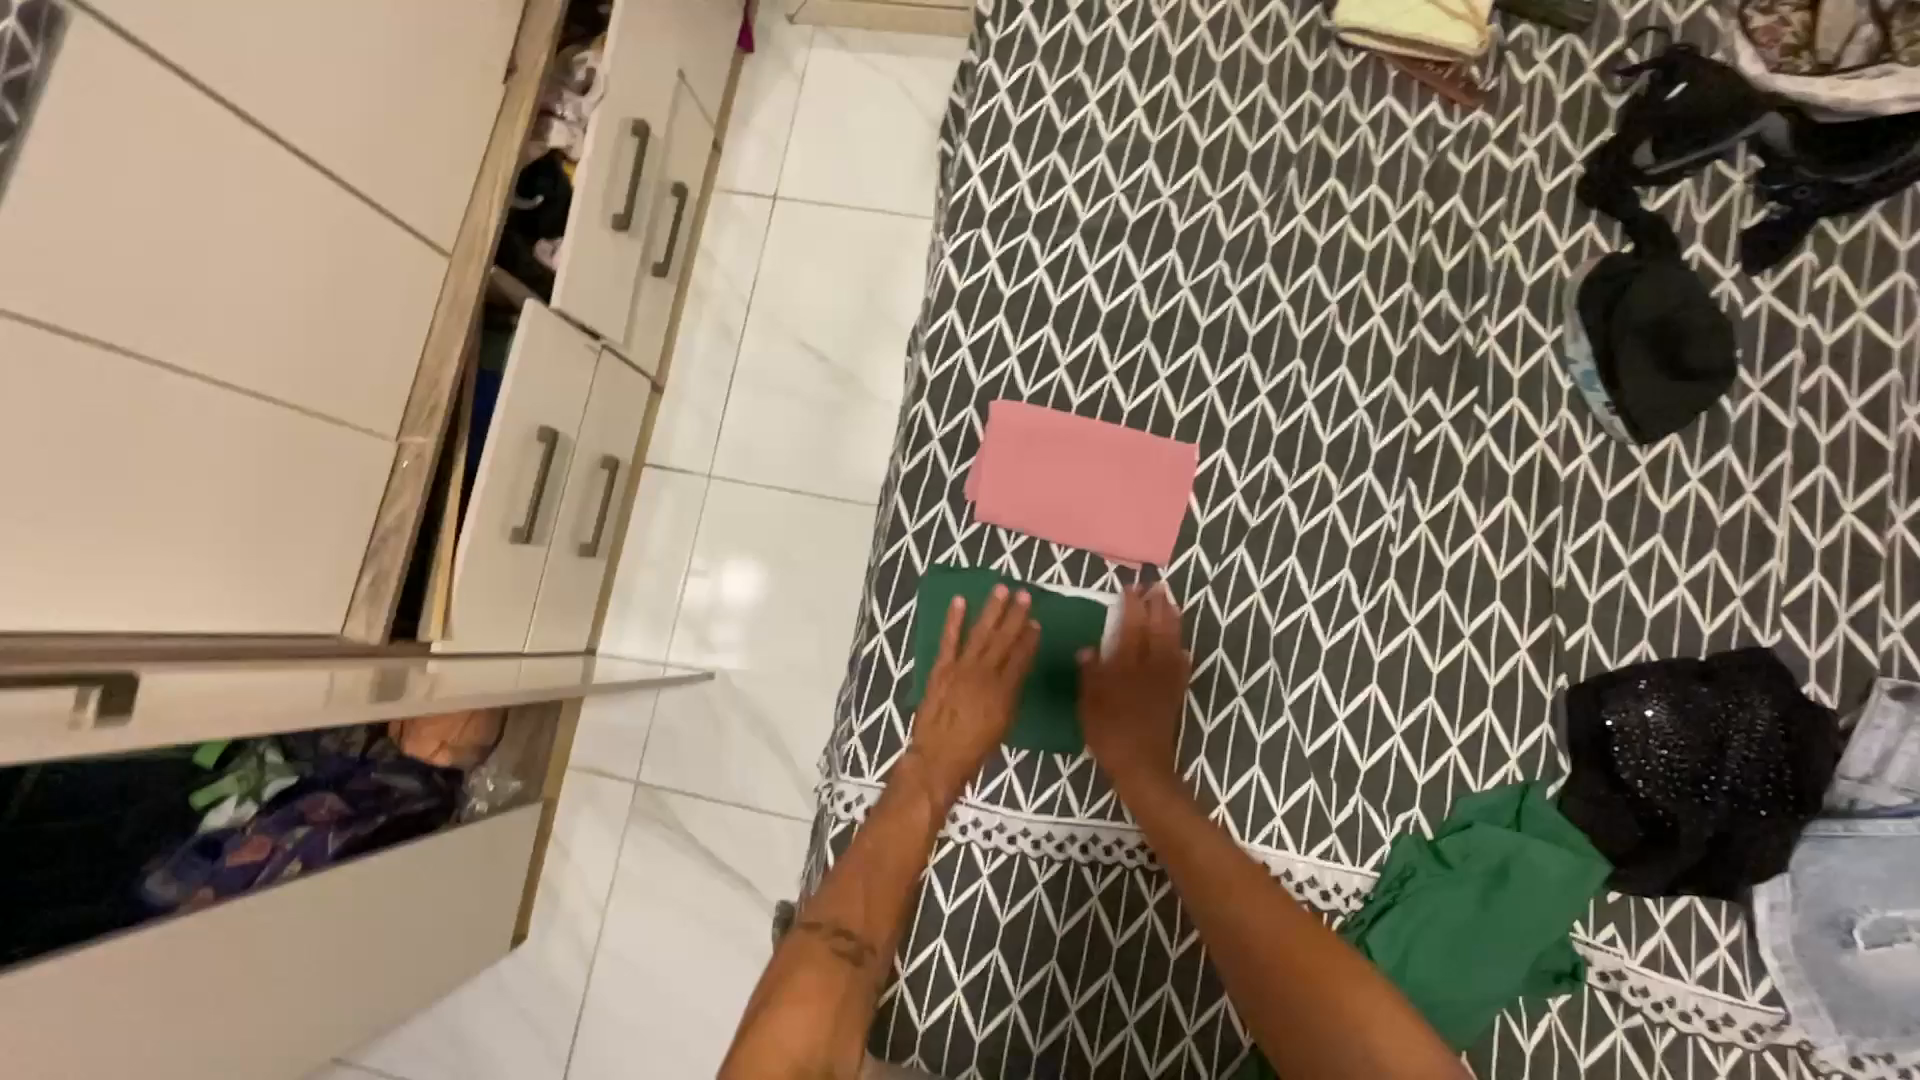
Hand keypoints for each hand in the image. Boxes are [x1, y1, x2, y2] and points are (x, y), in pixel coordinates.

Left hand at [902, 585, 1039, 807]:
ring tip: (1001, 589)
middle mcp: (985, 673)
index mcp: (1005, 690)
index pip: (1021, 657)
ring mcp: (961, 668)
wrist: (939, 756)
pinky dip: (954, 620)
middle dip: (1015, 616)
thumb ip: (1010, 696)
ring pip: (980, 633)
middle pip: (1004, 639)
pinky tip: (960, 601)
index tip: (1036, 622)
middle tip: (1024, 594)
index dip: (1030, 639)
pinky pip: (949, 639)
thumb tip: (1014, 675)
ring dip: (991, 610)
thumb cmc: (976, 748)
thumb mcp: (1004, 723)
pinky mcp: (941, 668)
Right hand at [1079, 582, 1190, 793]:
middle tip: (1157, 586)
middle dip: (1158, 605)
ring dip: (1173, 620)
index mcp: (1127, 663)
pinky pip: (1182, 666)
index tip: (1130, 588)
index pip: (1132, 625)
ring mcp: (1167, 680)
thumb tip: (1089, 649)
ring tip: (1171, 604)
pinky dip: (1181, 652)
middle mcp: (1151, 665)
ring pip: (1173, 642)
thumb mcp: (1088, 701)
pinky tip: (1182, 647)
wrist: (1142, 764)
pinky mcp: (1175, 695)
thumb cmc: (1109, 732)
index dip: (1133, 605)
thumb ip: (1090, 673)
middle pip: (1158, 628)